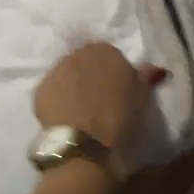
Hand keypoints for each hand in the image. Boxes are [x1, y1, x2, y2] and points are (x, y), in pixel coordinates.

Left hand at [33, 43, 165, 158]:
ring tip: (80, 109)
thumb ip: (145, 76)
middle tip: (98, 98)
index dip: (112, 71)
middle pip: (84, 60)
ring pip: (66, 74)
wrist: (85, 143)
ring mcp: (56, 70)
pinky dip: (56, 99)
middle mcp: (78, 53)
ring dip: (72, 85)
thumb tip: (154, 67)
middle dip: (90, 74)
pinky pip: (51, 90)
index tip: (116, 88)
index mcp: (105, 50)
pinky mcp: (39, 90)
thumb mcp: (142, 96)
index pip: (108, 53)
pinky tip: (64, 116)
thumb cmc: (120, 117)